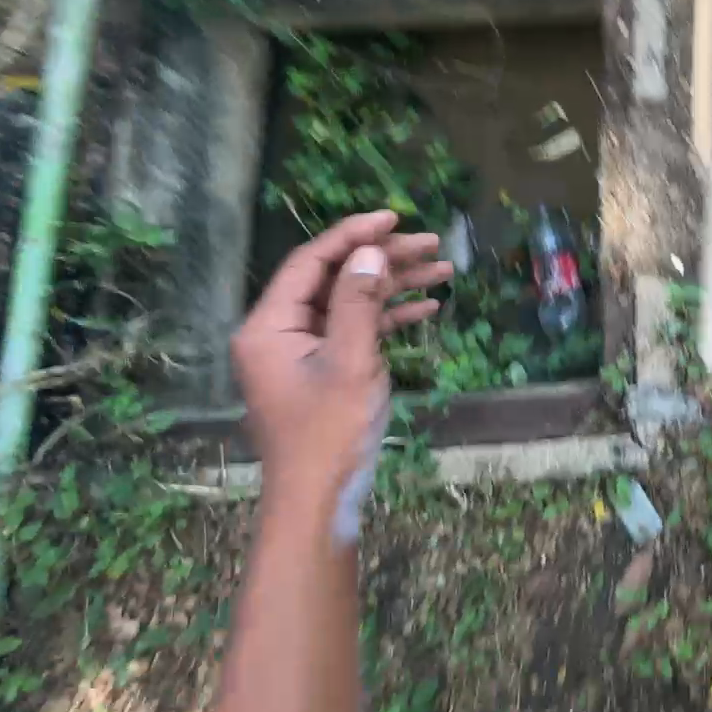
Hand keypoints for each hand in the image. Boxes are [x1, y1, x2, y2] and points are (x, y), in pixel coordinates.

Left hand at [231, 211, 452, 499]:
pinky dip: (391, 316)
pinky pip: (358, 328)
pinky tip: (429, 307)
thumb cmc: (330, 429)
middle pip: (335, 277)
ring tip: (443, 269)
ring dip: (395, 285)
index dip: (353, 235)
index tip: (395, 217)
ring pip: (352, 301)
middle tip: (432, 243)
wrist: (321, 494)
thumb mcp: (351, 360)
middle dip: (383, 258)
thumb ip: (359, 302)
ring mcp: (303, 350)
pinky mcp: (325, 367)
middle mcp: (280, 331)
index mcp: (269, 326)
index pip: (311, 263)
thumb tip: (370, 253)